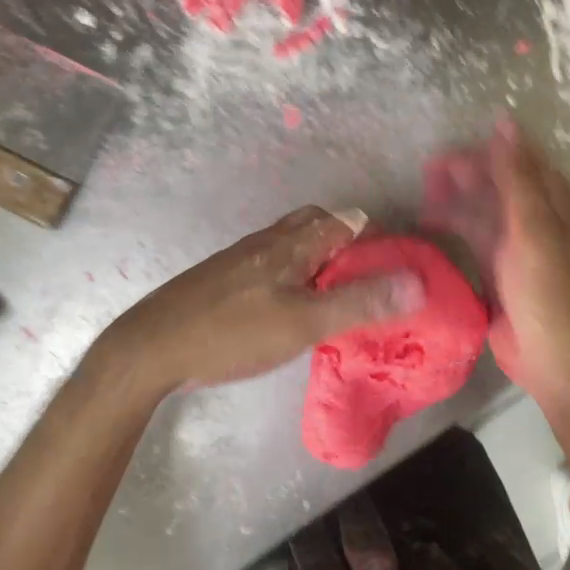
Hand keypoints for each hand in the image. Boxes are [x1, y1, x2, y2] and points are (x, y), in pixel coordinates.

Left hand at [102, 206, 423, 392]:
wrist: (151, 348)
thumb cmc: (231, 333)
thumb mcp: (303, 322)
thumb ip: (359, 303)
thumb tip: (418, 282)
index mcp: (290, 244)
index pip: (345, 220)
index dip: (376, 235)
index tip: (398, 264)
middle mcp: (266, 242)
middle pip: (316, 225)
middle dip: (347, 241)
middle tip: (367, 277)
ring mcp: (240, 260)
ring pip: (291, 246)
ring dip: (319, 259)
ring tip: (337, 295)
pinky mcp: (222, 281)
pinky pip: (271, 266)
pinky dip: (294, 276)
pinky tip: (292, 308)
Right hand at [422, 122, 569, 405]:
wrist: (554, 358)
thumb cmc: (547, 290)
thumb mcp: (532, 228)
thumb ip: (517, 178)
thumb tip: (505, 124)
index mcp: (554, 205)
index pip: (520, 163)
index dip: (487, 153)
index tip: (450, 153)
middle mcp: (538, 223)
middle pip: (499, 187)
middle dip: (465, 177)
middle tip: (426, 175)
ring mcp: (518, 252)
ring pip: (484, 216)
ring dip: (456, 206)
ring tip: (422, 203)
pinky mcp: (499, 278)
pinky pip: (475, 246)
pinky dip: (455, 236)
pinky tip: (430, 234)